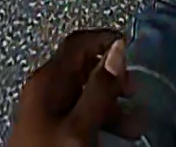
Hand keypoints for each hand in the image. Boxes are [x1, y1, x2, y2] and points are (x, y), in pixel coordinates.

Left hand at [7, 30, 133, 146]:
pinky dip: (99, 120)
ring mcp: (44, 115)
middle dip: (112, 76)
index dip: (104, 40)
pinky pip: (78, 116)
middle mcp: (43, 92)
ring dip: (110, 103)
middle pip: (82, 68)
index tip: (128, 48)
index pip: (77, 42)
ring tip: (133, 122)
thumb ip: (100, 86)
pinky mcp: (47, 135)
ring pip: (83, 94)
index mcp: (46, 81)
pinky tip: (114, 135)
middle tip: (132, 88)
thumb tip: (117, 50)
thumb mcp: (80, 125)